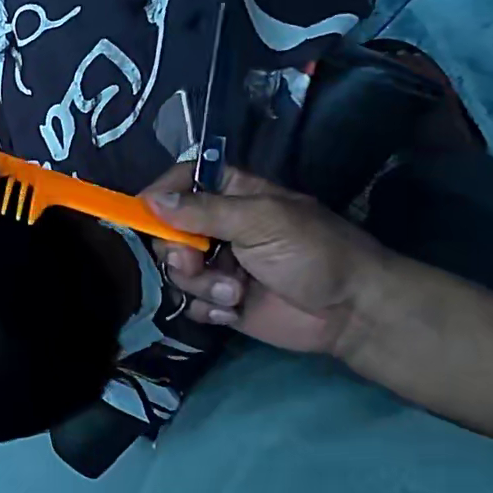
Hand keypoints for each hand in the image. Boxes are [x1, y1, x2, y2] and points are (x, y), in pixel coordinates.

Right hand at [143, 164, 394, 359]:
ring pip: (177, 269)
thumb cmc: (313, 252)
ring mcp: (219, 264)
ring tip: (233, 293)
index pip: (181, 181)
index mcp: (231, 193)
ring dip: (200, 283)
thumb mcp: (261, 221)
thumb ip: (204, 211)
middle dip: (178, 251)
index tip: (142, 211)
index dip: (159, 194)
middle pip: (167, 230)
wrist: (350, 312)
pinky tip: (233, 310)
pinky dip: (208, 307)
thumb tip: (150, 200)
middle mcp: (219, 225)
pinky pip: (191, 300)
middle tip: (195, 262)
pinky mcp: (222, 299)